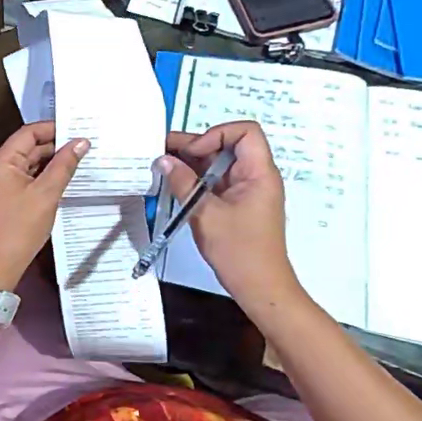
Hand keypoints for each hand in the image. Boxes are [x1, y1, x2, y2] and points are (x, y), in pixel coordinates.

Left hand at [0, 121, 88, 290]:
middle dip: (56, 145)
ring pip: (30, 161)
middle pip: (29, 146)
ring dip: (52, 161)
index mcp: (2, 161)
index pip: (29, 133)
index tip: (79, 129)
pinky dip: (45, 174)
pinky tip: (65, 177)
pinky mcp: (7, 194)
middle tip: (85, 145)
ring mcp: (1, 180)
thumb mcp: (47, 194)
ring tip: (80, 159)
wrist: (0, 263)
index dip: (54, 128)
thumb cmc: (21, 227)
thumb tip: (81, 142)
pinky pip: (28, 176)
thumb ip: (64, 165)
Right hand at [159, 121, 300, 304]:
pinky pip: (216, 182)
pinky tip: (174, 182)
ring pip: (218, 164)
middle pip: (227, 146)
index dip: (217, 134)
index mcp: (259, 173)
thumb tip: (163, 160)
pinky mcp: (236, 204)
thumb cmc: (239, 251)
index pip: (245, 132)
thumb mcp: (206, 215)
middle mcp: (255, 176)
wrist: (259, 287)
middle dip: (195, 145)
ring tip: (161, 163)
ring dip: (192, 162)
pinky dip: (196, 179)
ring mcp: (246, 190)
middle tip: (162, 149)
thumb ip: (184, 184)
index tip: (194, 153)